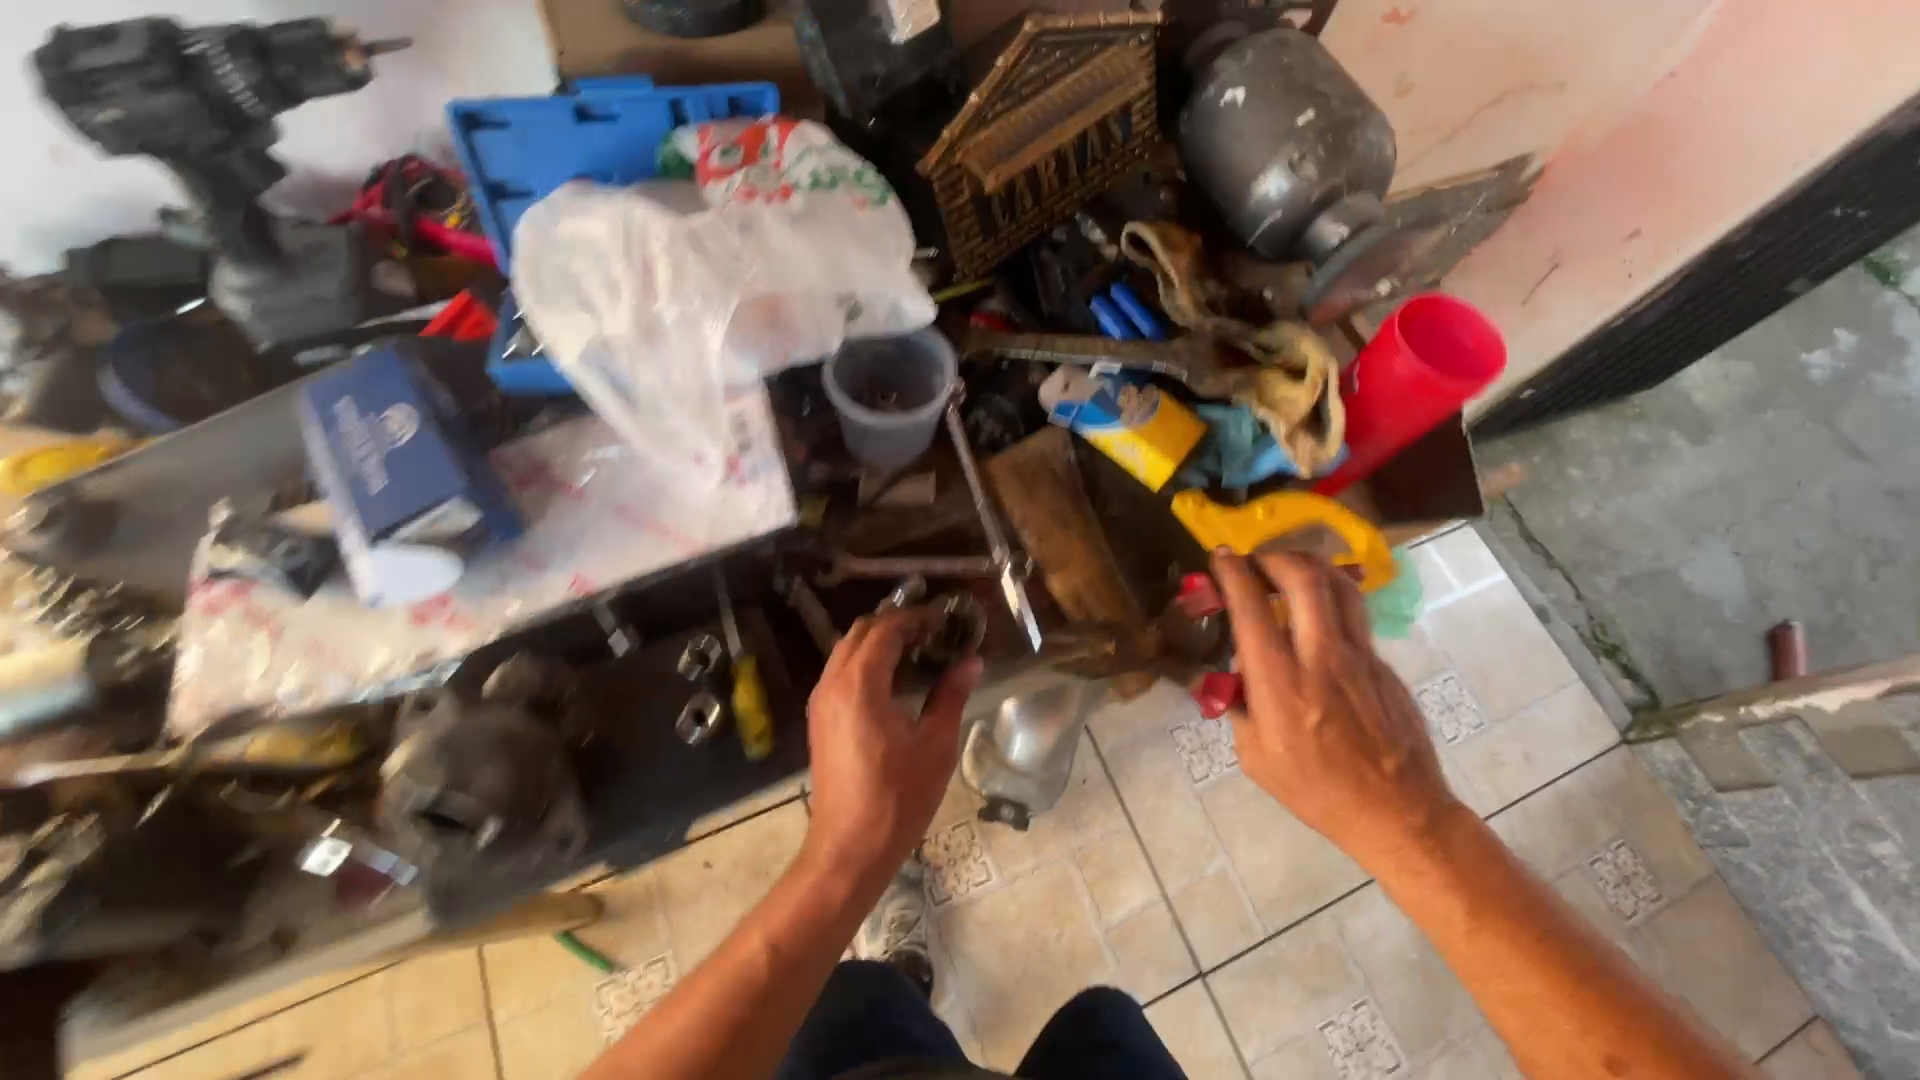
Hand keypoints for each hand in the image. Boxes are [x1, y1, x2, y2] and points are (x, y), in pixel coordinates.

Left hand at [802, 607, 982, 880]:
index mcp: (860, 685)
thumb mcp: (936, 745)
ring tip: (918, 653)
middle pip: (861, 633)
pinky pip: (840, 673)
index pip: (886, 630)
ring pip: (846, 651)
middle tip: (933, 634)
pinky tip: (894, 682)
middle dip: (896, 625)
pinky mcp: (819, 720)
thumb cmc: (898, 797)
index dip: (916, 619)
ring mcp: (820, 703)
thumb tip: (971, 661)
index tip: (946, 622)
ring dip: (878, 643)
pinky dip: (865, 664)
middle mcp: (832, 684)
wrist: (850, 847)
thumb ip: (951, 695)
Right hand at [1211, 549, 1465, 869]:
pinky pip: (1355, 616)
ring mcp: (1360, 656)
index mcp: (1279, 682)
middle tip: (1257, 561)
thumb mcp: (1254, 757)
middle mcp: (1321, 656)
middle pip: (1304, 576)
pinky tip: (1316, 619)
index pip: (1251, 606)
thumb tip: (1227, 672)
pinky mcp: (1383, 664)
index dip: (1232, 572)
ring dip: (1309, 566)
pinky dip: (1330, 601)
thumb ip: (1238, 705)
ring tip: (1289, 571)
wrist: (1398, 812)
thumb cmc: (1316, 791)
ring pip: (1340, 585)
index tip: (1221, 557)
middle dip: (1274, 556)